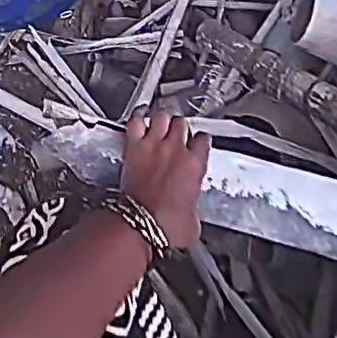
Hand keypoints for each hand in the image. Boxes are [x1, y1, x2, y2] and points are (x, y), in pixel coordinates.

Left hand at [120, 113, 210, 247]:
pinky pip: (136, 121)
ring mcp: (153, 144)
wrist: (142, 221)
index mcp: (194, 165)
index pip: (203, 140)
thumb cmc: (168, 224)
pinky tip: (139, 113)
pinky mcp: (133, 145)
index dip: (201, 139)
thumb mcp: (193, 218)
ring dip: (162, 118)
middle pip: (181, 123)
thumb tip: (188, 206)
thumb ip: (193, 202)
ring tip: (162, 120)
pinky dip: (138, 115)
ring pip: (161, 117)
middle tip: (178, 129)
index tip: (200, 140)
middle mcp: (175, 149)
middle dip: (180, 125)